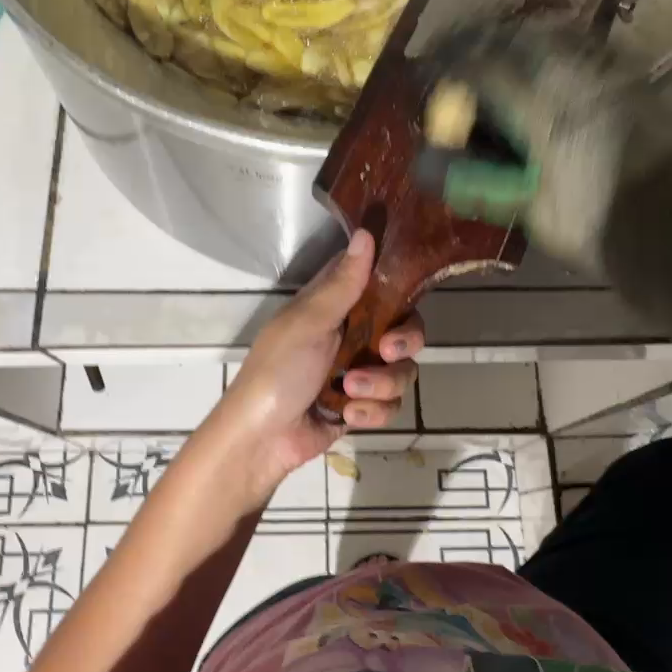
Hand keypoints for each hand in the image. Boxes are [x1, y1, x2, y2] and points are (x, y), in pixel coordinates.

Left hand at [206, 230, 424, 491]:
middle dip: (403, 342)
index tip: (410, 292)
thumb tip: (366, 233)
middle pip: (405, 327)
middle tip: (387, 350)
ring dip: (380, 384)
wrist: (262, 439)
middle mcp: (351, 334)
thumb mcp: (308, 322)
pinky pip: (391, 404)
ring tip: (350, 393)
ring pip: (402, 370)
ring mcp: (359, 371)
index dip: (399, 283)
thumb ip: (343, 283)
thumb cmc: (278, 371)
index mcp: (333, 305)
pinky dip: (371, 411)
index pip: (377, 281)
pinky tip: (347, 417)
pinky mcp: (362, 406)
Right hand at [433, 24, 671, 338]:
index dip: (451, 65)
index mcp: (544, 117)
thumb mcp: (530, 210)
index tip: (431, 69)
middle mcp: (576, 85)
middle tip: (460, 50)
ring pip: (557, 36)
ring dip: (520, 38)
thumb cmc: (594, 227)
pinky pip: (590, 49)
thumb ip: (480, 182)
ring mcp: (611, 78)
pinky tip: (552, 57)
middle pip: (518, 41)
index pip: (485, 72)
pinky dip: (560, 46)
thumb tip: (427, 166)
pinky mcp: (637, 82)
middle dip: (482, 40)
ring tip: (500, 46)